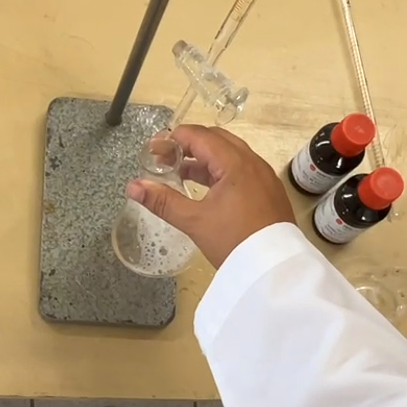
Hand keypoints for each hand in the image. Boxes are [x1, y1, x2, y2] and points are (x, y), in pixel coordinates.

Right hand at [124, 124, 294, 267]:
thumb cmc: (233, 240)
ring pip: (230, 155)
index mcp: (235, 163)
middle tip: (164, 158)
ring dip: (204, 159)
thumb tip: (133, 187)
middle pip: (216, 140)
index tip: (152, 148)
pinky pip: (241, 170)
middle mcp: (252, 162)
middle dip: (188, 145)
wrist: (273, 270)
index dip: (173, 138)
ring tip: (179, 173)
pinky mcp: (268, 192)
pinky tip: (206, 189)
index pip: (200, 136)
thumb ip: (162, 201)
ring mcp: (264, 177)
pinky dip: (219, 171)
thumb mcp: (194, 221)